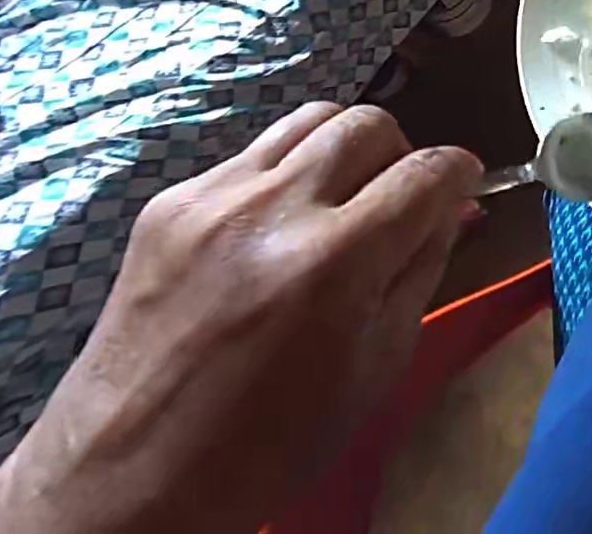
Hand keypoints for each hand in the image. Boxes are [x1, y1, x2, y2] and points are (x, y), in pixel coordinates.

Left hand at [0, 103, 480, 533]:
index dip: (460, 169)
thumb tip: (455, 206)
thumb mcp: (376, 364)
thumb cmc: (270, 441)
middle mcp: (274, 209)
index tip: (466, 177)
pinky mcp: (174, 197)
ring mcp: (215, 194)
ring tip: (345, 192)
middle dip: (404, 150)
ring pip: (314, 116)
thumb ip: (423, 266)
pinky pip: (259, 151)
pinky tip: (280, 218)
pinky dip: (292, 170)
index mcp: (333, 264)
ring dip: (349, 144)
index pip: (425, 174)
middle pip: (369, 123)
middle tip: (398, 194)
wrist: (125, 475)